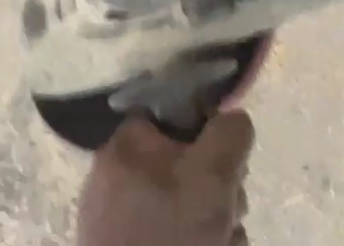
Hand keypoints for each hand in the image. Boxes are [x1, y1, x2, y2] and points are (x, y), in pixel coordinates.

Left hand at [76, 112, 253, 245]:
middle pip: (184, 156)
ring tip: (225, 232)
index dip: (205, 123)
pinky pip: (170, 227)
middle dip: (219, 177)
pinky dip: (195, 235)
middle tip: (230, 200)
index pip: (170, 111)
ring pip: (183, 195)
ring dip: (215, 210)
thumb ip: (232, 129)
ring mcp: (114, 220)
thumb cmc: (171, 232)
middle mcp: (111, 180)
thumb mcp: (217, 169)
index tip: (226, 148)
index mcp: (124, 149)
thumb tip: (231, 124)